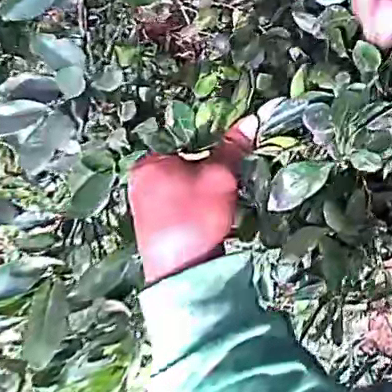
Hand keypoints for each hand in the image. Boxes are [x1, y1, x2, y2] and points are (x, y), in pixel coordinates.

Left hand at [126, 117, 256, 283]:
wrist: (182, 272)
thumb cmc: (195, 217)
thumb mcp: (220, 177)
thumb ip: (233, 147)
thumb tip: (251, 119)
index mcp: (148, 163)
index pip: (183, 134)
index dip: (211, 133)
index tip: (232, 136)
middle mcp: (139, 179)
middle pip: (182, 155)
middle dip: (208, 157)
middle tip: (233, 160)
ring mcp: (144, 201)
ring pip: (183, 176)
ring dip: (204, 176)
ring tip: (226, 180)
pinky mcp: (154, 219)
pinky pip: (180, 193)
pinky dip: (197, 192)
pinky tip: (213, 200)